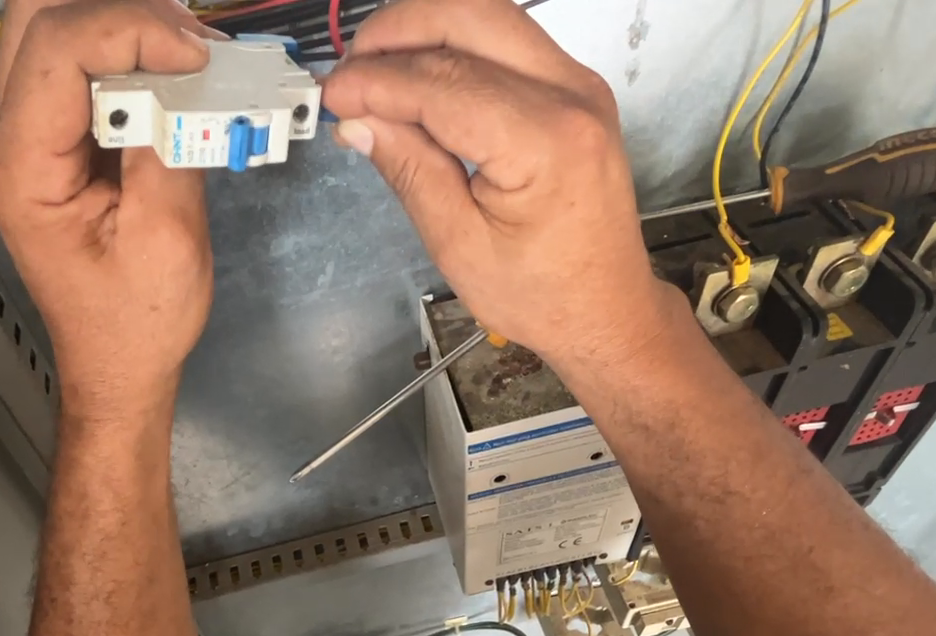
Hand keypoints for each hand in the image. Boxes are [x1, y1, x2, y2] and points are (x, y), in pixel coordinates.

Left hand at [0, 0, 216, 422]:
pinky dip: (122, 61)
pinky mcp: (57, 152)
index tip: (200, 55)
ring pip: (52, 37)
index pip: (60, 49)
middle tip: (187, 42)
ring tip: (182, 54)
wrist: (119, 368)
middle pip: (37, 19)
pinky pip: (77, 75)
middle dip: (117, 14)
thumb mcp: (168, 239)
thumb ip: (171, 147)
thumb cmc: (140, 323)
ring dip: (118, 30)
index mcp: (25, 170)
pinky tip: (166, 78)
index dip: (133, 28)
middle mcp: (13, 144)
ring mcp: (30, 145)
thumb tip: (186, 80)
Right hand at [321, 0, 674, 376]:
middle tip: (348, 67)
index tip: (333, 94)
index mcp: (544, 143)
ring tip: (374, 69)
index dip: (377, 82)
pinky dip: (455, 49)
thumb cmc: (541, 295)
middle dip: (398, 32)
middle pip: (470, 18)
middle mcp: (571, 96)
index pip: (443, 84)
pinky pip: (507, 43)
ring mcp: (578, 86)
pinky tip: (418, 79)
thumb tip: (361, 122)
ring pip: (490, 18)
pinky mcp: (573, 91)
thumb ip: (412, 173)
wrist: (602, 308)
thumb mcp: (460, 247)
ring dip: (425, 30)